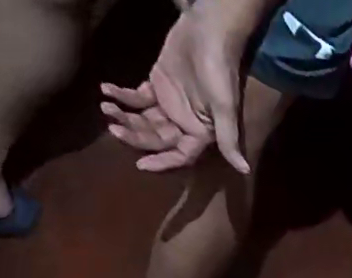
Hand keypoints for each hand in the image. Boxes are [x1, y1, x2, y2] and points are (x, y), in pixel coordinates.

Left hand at [100, 3, 256, 173]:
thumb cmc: (219, 72)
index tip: (140, 164)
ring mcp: (170, 103)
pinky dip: (123, 95)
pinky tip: (107, 89)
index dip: (162, 162)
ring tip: (107, 106)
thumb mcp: (224, 108)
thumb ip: (228, 139)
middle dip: (135, 135)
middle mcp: (184, 122)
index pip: (180, 155)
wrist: (209, 32)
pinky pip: (138, 97)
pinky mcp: (158, 84)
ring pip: (145, 119)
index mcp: (200, 132)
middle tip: (114, 128)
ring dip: (125, 116)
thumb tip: (245, 171)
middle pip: (157, 138)